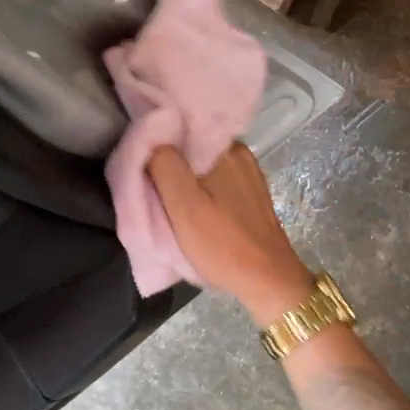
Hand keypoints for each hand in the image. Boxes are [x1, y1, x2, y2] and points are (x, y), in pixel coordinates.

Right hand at [148, 143, 314, 325]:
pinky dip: (202, 190)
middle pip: (192, 147)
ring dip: (185, 178)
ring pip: (204, 165)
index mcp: (225, 148)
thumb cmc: (223, 244)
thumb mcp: (183, 206)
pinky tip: (194, 209)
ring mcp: (248, 173)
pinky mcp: (252, 194)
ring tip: (168, 200)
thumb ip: (164, 165)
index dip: (157, 142)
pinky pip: (217, 180)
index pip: (181, 129)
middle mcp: (239, 152)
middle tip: (149, 185)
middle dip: (171, 162)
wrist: (268, 281)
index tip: (140, 163)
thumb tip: (152, 140)